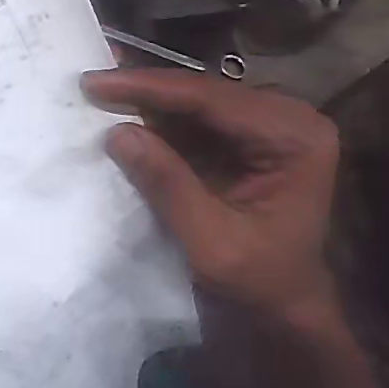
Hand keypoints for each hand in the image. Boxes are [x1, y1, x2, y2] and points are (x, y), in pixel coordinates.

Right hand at [82, 69, 341, 324]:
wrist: (286, 306)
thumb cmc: (259, 282)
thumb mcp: (211, 243)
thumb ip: (168, 185)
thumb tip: (118, 133)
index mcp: (296, 137)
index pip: (213, 100)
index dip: (151, 89)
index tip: (97, 82)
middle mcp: (290, 117)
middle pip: (205, 92)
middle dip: (146, 88)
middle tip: (92, 81)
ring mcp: (272, 123)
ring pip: (198, 99)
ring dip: (150, 100)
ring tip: (102, 89)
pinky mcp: (251, 135)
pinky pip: (199, 116)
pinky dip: (161, 117)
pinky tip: (128, 109)